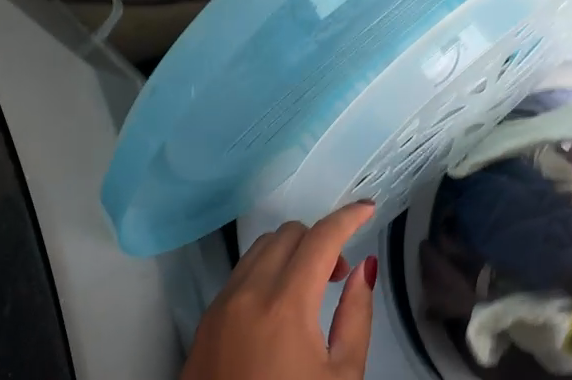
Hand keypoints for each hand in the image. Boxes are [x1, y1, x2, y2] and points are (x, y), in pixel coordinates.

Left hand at [181, 202, 377, 379]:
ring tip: (309, 290)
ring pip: (260, 249)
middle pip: (288, 233)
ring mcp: (220, 309)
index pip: (322, 236)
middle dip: (320, 238)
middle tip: (338, 272)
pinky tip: (279, 308)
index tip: (368, 208)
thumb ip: (356, 315)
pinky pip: (239, 275)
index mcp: (286, 304)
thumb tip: (363, 270)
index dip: (349, 216)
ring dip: (291, 252)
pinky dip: (265, 272)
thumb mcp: (341, 377)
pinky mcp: (203, 327)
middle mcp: (248, 294)